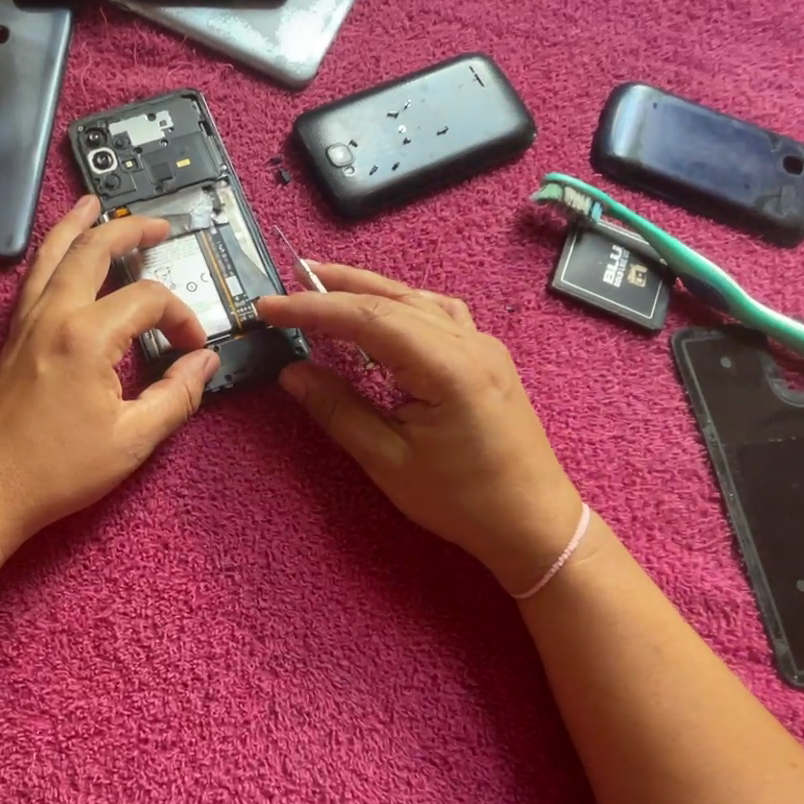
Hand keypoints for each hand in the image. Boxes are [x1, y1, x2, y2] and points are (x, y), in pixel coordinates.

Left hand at [0, 195, 220, 555]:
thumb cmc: (55, 471)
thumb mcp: (132, 440)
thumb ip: (176, 396)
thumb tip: (203, 364)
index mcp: (86, 337)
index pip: (148, 301)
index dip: (181, 318)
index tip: (192, 349)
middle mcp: (53, 316)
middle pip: (93, 251)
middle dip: (130, 232)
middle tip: (158, 226)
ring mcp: (26, 324)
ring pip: (52, 255)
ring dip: (78, 227)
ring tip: (94, 205)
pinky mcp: (12, 338)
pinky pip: (34, 279)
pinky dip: (51, 255)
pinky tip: (59, 256)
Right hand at [254, 262, 583, 592]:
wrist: (534, 523)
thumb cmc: (461, 500)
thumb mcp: (388, 460)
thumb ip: (338, 409)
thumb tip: (292, 373)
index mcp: (447, 367)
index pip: (368, 319)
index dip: (313, 308)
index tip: (269, 307)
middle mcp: (469, 343)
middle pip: (392, 298)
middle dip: (335, 287)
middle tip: (287, 280)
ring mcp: (482, 346)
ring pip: (415, 299)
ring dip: (367, 288)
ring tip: (323, 282)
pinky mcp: (484, 357)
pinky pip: (435, 313)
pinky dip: (397, 304)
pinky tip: (379, 310)